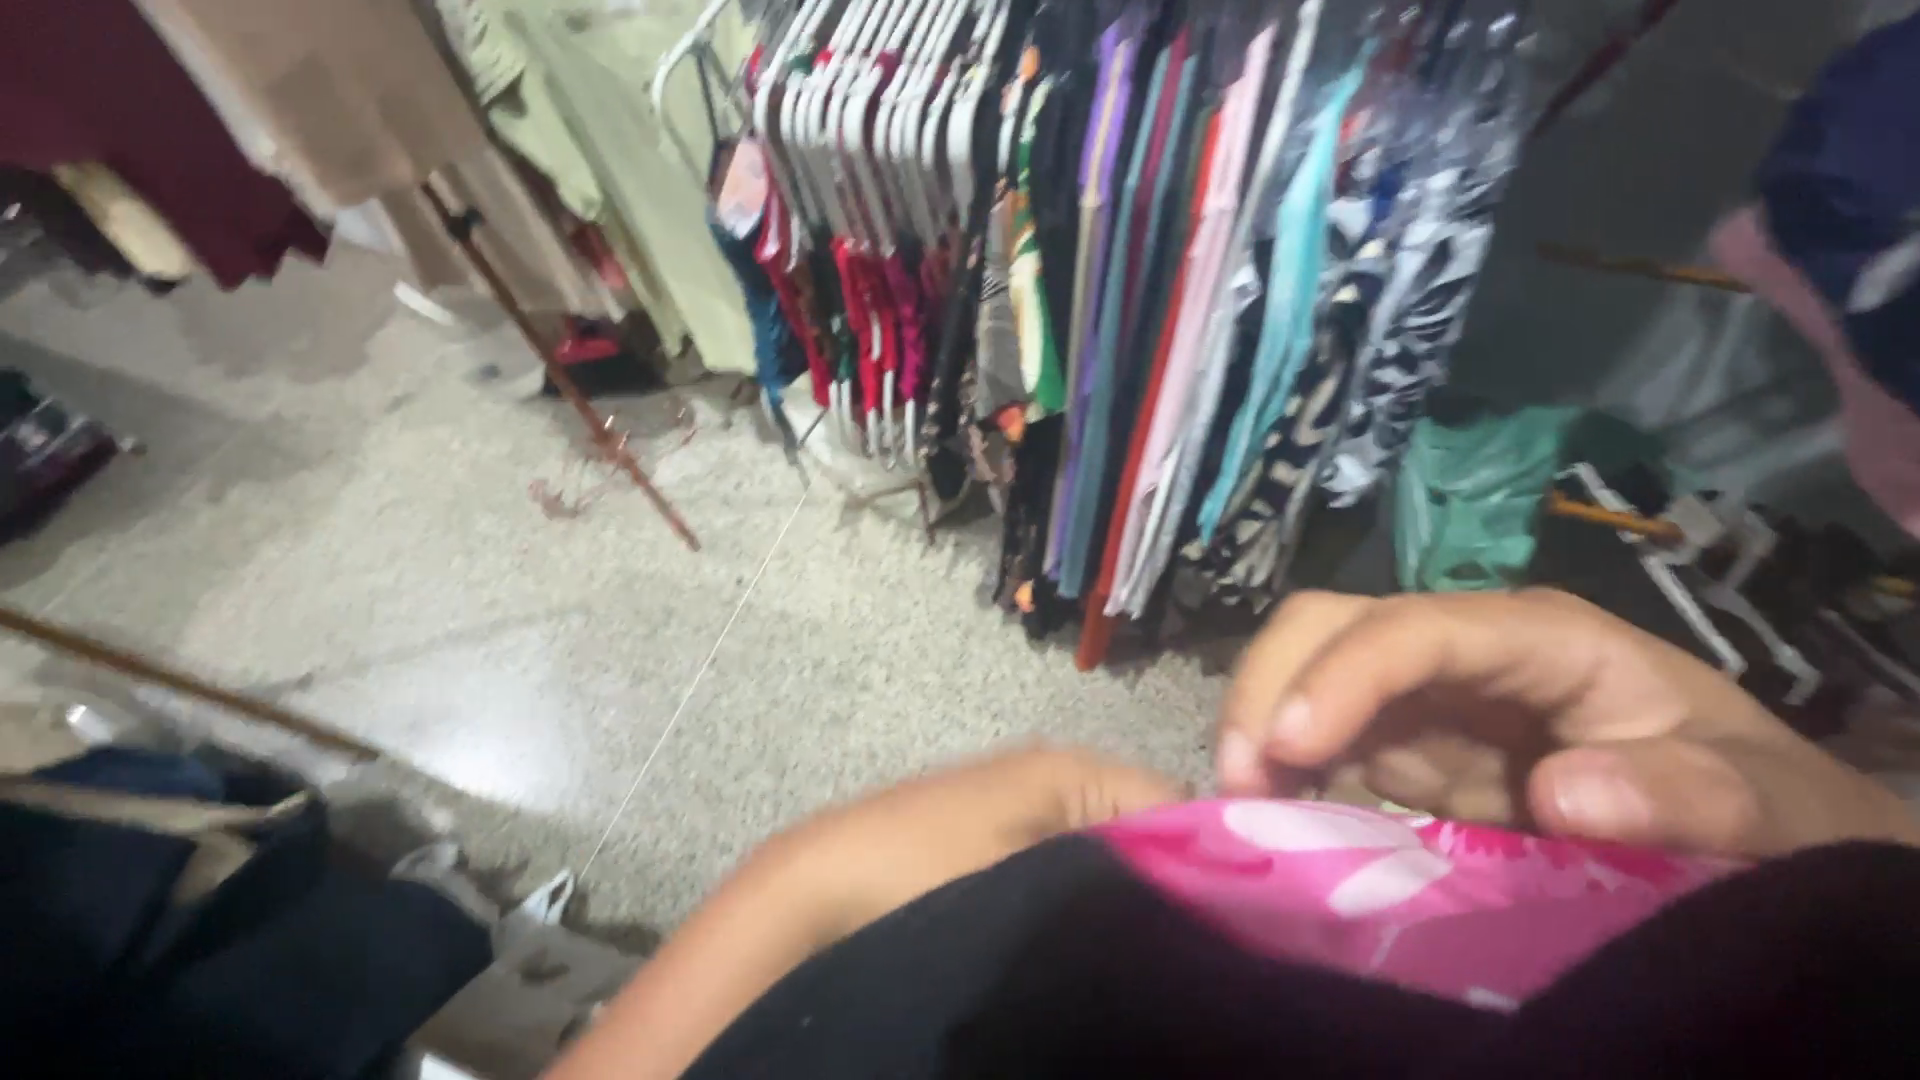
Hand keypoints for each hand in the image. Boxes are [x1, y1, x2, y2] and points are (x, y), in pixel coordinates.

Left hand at [790, 743, 1184, 939]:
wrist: (819, 888)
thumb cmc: (925, 872)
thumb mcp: (1031, 883)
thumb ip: (1121, 875)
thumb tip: (1202, 891)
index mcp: (1075, 769)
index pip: (1181, 807)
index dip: (1214, 867)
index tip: (1232, 937)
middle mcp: (1057, 776)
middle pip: (1149, 830)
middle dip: (1172, 887)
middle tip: (1187, 959)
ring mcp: (1023, 807)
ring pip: (1110, 854)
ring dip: (1128, 901)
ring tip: (1141, 959)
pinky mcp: (997, 840)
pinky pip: (1068, 865)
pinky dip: (1085, 902)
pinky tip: (1085, 948)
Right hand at [1217, 589, 1919, 859]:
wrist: (1736, 812)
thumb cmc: (1752, 791)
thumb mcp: (1769, 803)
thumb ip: (1695, 794)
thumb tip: (1564, 795)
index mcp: (1535, 637)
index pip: (1410, 630)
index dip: (1340, 676)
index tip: (1288, 749)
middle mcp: (1452, 646)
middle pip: (1325, 623)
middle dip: (1267, 687)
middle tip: (1240, 781)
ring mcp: (1413, 689)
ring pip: (1298, 667)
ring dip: (1256, 725)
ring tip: (1244, 802)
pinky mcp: (1392, 734)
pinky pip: (1312, 734)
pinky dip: (1277, 764)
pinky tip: (1273, 807)